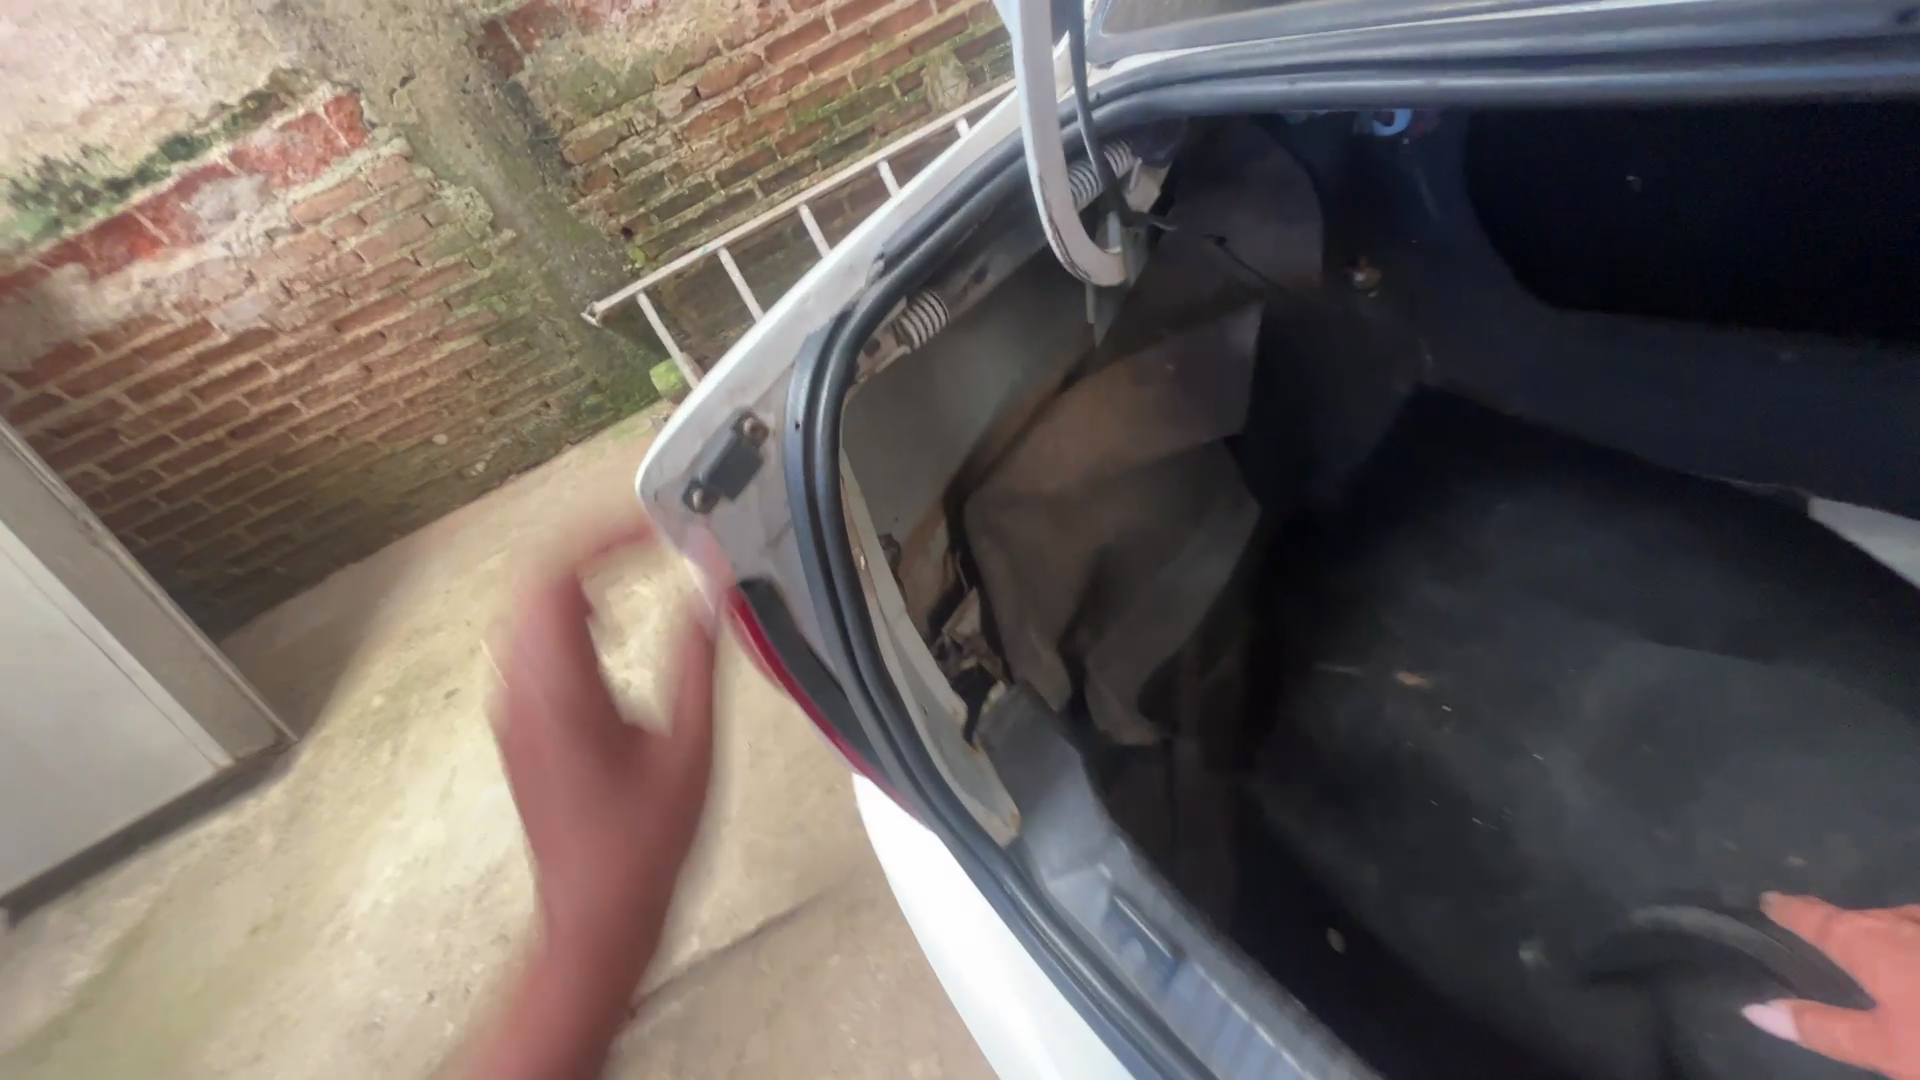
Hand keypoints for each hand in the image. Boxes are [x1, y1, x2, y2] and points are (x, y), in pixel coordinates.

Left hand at [492, 514, 718, 971]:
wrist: (596, 912)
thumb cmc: (649, 834)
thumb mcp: (691, 739)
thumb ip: (698, 651)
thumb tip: (713, 579)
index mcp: (561, 688)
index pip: (559, 576)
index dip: (605, 534)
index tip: (660, 525)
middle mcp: (520, 688)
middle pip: (535, 581)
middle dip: (592, 543)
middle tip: (651, 533)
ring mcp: (511, 707)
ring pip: (527, 609)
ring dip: (579, 575)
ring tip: (636, 565)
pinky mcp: (518, 722)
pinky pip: (530, 640)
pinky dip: (568, 610)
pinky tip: (610, 623)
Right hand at [1743, 892, 1919, 1079]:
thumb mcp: (1893, 1052)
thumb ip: (1824, 1027)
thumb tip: (1752, 1007)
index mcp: (1866, 939)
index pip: (1808, 914)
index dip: (1784, 908)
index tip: (1766, 901)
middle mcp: (1907, 922)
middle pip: (1869, 917)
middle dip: (1853, 925)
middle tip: (1840, 944)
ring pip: (1917, 924)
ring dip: (1903, 935)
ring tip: (1901, 956)